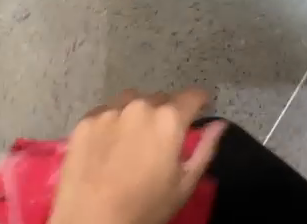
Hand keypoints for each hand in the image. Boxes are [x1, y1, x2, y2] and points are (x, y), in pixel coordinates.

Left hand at [49, 89, 224, 223]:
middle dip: (166, 113)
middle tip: (160, 140)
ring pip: (132, 100)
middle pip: (161, 99)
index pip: (193, 96)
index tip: (199, 111)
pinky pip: (106, 111)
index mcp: (169, 119)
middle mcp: (141, 105)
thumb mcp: (183, 185)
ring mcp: (111, 110)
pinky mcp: (86, 120)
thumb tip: (220, 124)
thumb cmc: (144, 209)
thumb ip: (205, 149)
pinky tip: (108, 146)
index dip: (199, 102)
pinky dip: (111, 122)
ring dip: (138, 113)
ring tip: (132, 140)